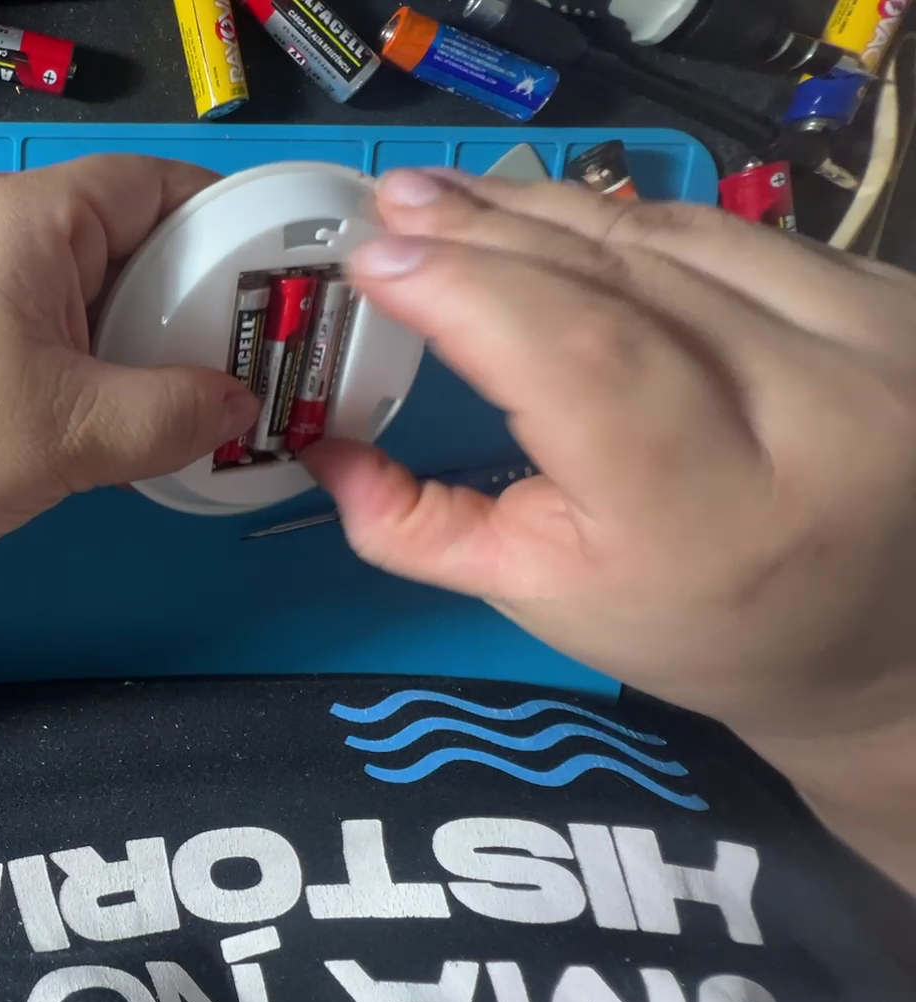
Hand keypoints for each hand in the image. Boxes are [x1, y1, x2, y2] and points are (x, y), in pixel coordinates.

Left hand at [0, 155, 260, 570]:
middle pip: (116, 236)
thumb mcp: (74, 436)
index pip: (152, 188)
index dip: (222, 230)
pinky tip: (96, 408)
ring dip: (124, 337)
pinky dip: (77, 355)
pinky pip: (33, 318)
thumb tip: (237, 407)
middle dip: (177, 299)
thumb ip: (176, 414)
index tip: (264, 288)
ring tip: (167, 397)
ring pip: (75, 286)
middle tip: (223, 362)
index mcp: (22, 219)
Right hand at [307, 168, 915, 739]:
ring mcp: (876, 339)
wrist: (871, 624)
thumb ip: (406, 528)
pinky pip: (720, 233)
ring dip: (538, 207)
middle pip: (620, 280)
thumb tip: (321, 449)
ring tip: (444, 197)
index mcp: (701, 507)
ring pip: (672, 236)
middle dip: (484, 231)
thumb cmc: (674, 615)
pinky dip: (610, 216)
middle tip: (389, 203)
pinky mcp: (889, 299)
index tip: (374, 258)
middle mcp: (817, 409)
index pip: (581, 364)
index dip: (469, 295)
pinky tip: (537, 215)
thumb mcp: (519, 588)